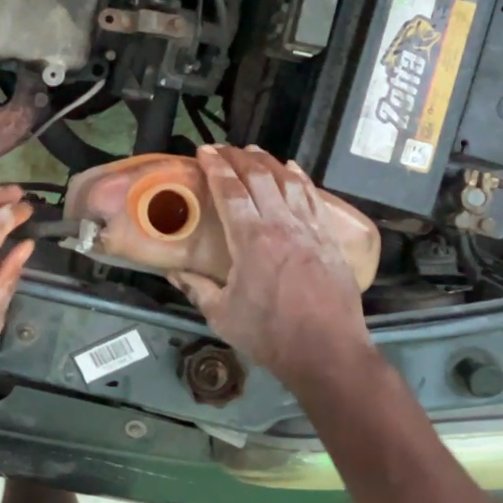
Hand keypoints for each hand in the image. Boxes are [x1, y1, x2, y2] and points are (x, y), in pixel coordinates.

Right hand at [168, 146, 368, 387]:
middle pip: (260, 177)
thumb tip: (173, 272)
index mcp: (251, 240)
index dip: (215, 167)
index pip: (231, 191)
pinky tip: (293, 170)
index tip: (203, 151)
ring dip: (269, 162)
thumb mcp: (221, 315)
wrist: (329, 354)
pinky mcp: (330, 241)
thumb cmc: (269, 335)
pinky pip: (313, 199)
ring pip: (289, 183)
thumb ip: (196, 288)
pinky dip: (300, 179)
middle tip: (222, 148)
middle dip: (239, 157)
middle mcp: (282, 226)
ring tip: (253, 151)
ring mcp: (310, 231)